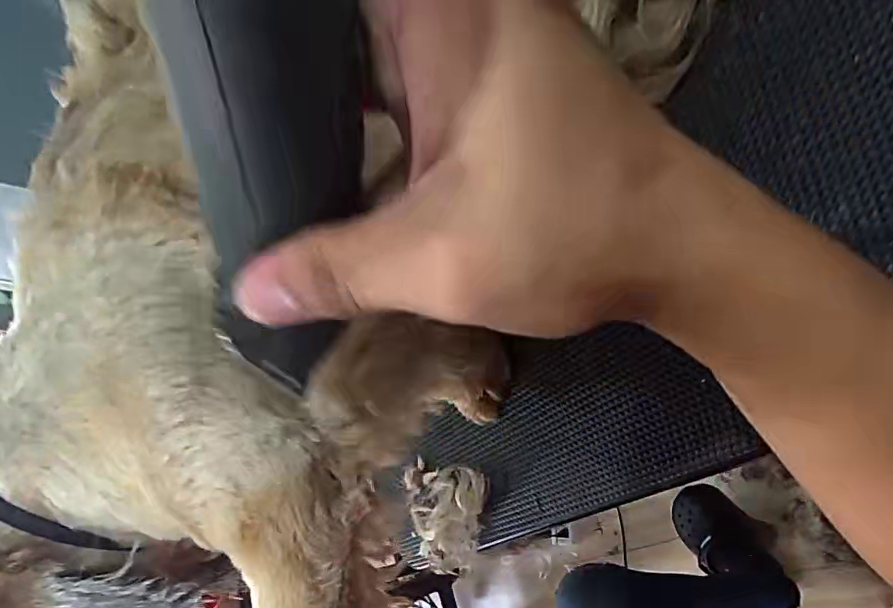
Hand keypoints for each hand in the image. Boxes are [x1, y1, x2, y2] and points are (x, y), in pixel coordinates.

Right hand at [234, 0, 702, 336]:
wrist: (675, 246)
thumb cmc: (565, 233)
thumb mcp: (437, 261)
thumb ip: (337, 271)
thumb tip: (251, 294)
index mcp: (433, 6)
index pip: (307, 19)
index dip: (257, 43)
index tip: (216, 79)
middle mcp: (453, 4)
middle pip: (338, 34)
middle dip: (289, 83)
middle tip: (221, 124)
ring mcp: (479, 38)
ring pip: (375, 57)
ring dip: (332, 104)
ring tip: (266, 149)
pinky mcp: (497, 85)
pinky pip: (411, 84)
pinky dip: (377, 122)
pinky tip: (341, 164)